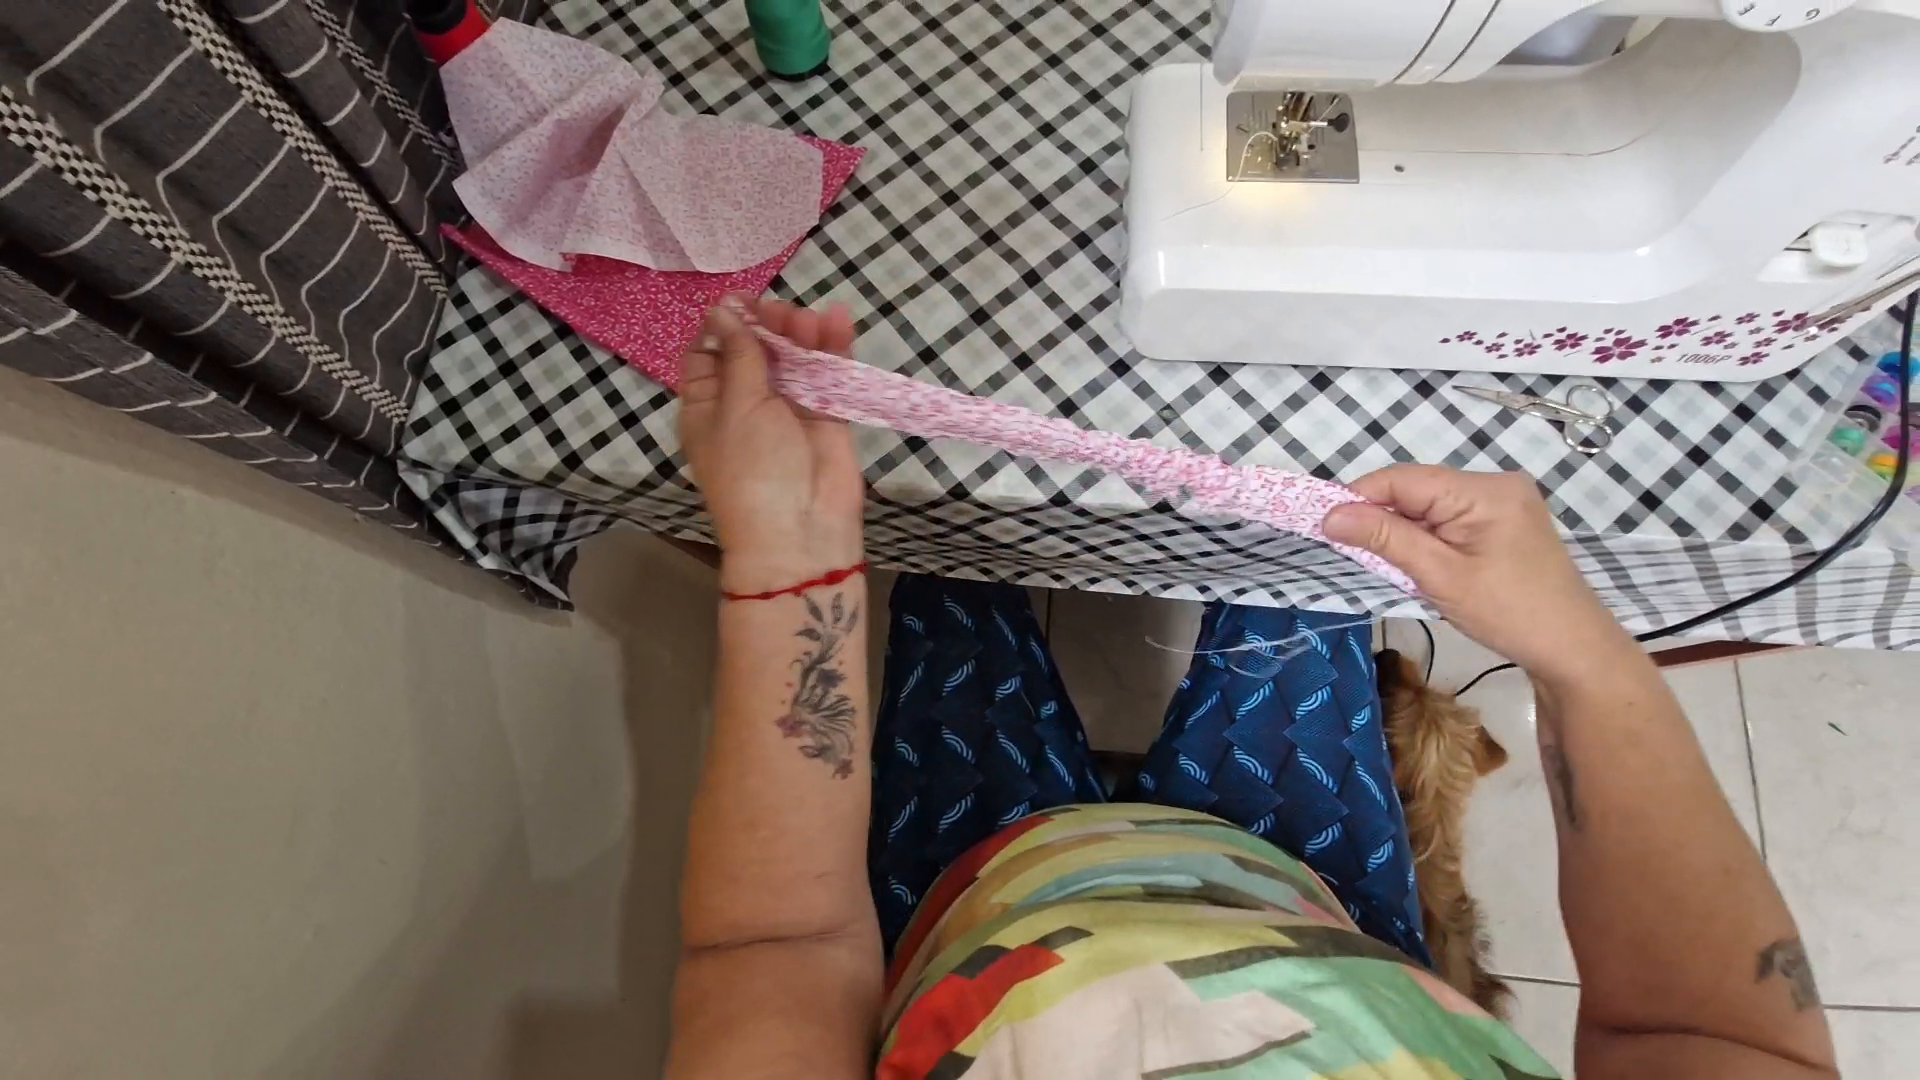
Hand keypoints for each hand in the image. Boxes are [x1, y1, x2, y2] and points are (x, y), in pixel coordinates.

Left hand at [678, 296, 865, 594]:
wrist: (801, 529)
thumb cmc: (754, 469)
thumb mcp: (736, 407)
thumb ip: (739, 355)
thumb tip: (724, 309)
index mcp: (708, 405)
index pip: (709, 352)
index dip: (724, 324)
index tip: (741, 301)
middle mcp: (747, 404)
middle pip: (756, 349)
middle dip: (768, 326)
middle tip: (781, 315)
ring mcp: (790, 409)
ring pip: (795, 359)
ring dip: (801, 334)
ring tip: (809, 321)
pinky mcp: (828, 416)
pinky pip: (829, 375)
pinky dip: (834, 348)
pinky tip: (837, 319)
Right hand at [1323, 465, 1635, 683]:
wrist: (1571, 649)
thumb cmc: (1507, 612)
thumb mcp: (1437, 575)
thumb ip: (1383, 538)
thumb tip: (1330, 515)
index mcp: (1484, 491)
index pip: (1402, 479)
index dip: (1358, 497)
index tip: (1325, 525)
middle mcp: (1494, 484)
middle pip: (1413, 488)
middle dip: (1377, 515)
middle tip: (1350, 548)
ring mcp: (1499, 501)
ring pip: (1424, 504)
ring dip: (1396, 528)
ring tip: (1382, 559)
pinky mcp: (1499, 520)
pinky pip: (1442, 516)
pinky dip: (1418, 535)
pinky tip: (1412, 559)